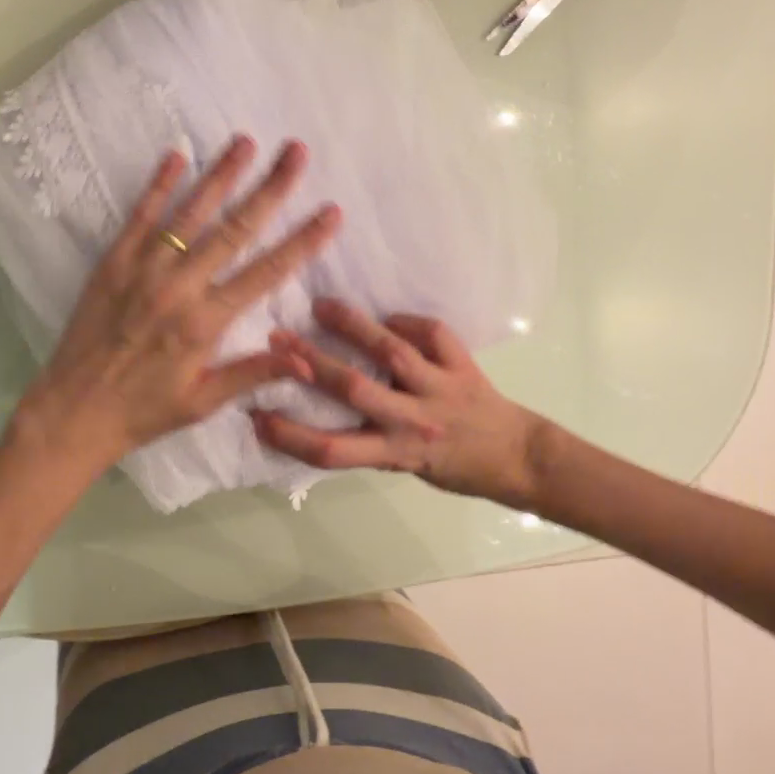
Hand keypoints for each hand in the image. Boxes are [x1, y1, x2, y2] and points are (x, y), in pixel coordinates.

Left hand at [7, 136, 339, 478]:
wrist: (74, 409)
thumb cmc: (144, 411)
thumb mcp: (203, 401)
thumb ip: (253, 373)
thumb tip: (307, 357)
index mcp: (205, 323)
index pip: (266, 272)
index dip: (302, 240)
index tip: (331, 211)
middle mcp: (178, 288)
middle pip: (234, 230)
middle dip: (270, 189)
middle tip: (295, 152)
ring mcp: (143, 270)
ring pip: (190, 214)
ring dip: (220, 175)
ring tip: (245, 141)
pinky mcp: (112, 262)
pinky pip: (139, 217)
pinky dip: (158, 185)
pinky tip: (176, 155)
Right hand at [252, 297, 548, 508]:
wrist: (518, 457)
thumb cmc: (452, 467)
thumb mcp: (403, 466)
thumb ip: (366, 440)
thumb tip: (318, 408)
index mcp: (396, 453)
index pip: (331, 450)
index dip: (289, 435)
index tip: (256, 414)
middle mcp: (415, 420)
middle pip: (353, 389)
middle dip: (310, 362)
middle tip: (276, 338)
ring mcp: (441, 388)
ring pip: (390, 351)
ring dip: (351, 325)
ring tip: (322, 306)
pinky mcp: (463, 365)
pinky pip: (431, 334)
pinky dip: (406, 320)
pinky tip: (388, 317)